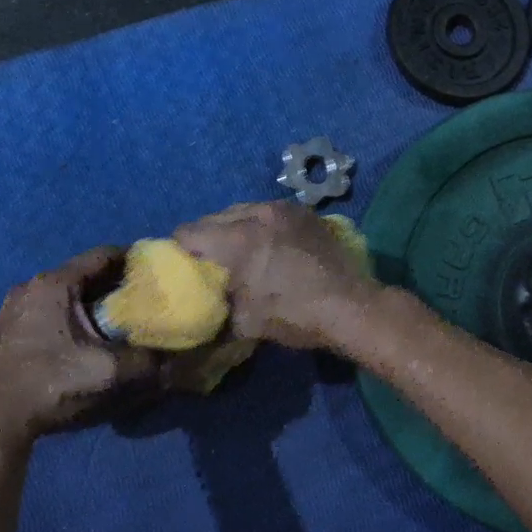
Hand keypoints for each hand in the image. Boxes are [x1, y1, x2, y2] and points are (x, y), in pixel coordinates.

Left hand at [0, 247, 160, 447]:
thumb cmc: (51, 384)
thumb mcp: (109, 372)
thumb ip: (149, 362)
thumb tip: (181, 360)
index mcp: (55, 283)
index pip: (104, 255)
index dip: (136, 261)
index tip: (160, 275)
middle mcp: (32, 287)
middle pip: (86, 276)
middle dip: (117, 288)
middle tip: (148, 303)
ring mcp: (15, 310)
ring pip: (67, 297)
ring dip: (94, 308)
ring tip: (122, 325)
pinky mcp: (8, 334)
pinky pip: (52, 315)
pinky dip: (75, 322)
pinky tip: (89, 344)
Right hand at [173, 202, 380, 349]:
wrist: (351, 306)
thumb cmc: (294, 315)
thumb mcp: (245, 322)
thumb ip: (218, 309)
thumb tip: (207, 309)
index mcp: (236, 238)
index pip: (188, 232)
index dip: (180, 250)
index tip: (184, 267)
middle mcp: (257, 213)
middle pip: (214, 218)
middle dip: (208, 239)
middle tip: (210, 264)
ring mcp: (285, 209)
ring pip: (243, 211)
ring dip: (235, 229)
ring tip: (240, 253)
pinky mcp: (306, 213)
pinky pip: (270, 213)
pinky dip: (262, 226)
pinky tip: (269, 246)